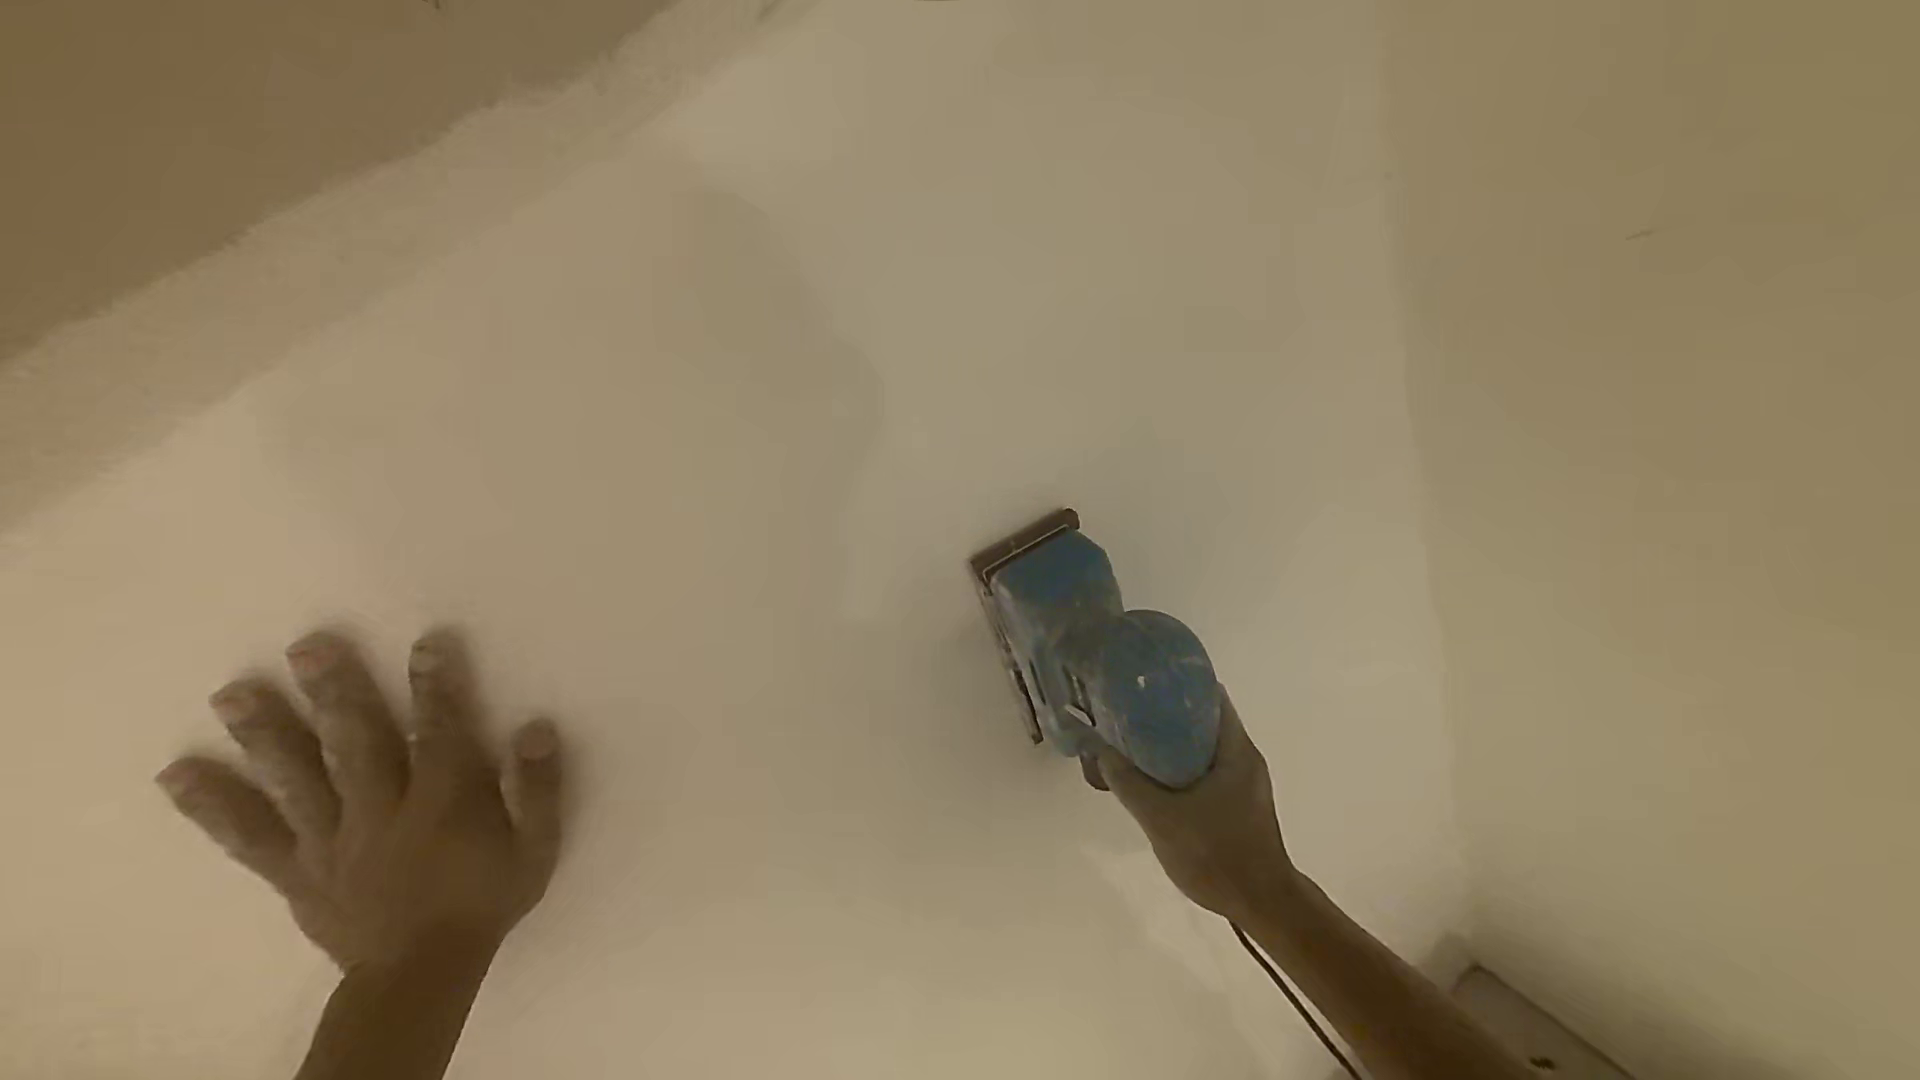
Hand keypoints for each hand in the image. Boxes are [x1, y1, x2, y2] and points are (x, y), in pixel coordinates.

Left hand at [157, 630, 563, 970]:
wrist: (421, 972)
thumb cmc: (487, 898)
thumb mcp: (537, 845)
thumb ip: (538, 788)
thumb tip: (535, 729)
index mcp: (442, 803)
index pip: (439, 732)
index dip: (436, 686)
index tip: (426, 644)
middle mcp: (380, 811)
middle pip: (356, 744)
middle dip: (336, 693)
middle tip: (309, 647)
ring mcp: (330, 840)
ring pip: (296, 780)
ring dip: (266, 733)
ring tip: (234, 692)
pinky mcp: (295, 869)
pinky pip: (248, 836)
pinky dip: (212, 805)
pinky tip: (179, 774)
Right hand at [1093, 692, 1296, 920]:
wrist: (1262, 905)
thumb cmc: (1216, 855)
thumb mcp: (1161, 818)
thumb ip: (1128, 783)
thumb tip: (1100, 751)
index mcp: (1235, 750)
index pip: (1212, 696)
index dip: (1179, 683)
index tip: (1146, 682)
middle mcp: (1244, 757)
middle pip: (1205, 718)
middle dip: (1168, 711)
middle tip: (1130, 709)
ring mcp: (1244, 781)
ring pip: (1204, 745)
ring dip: (1172, 739)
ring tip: (1135, 737)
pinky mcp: (1239, 801)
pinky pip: (1206, 768)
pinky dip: (1181, 763)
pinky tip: (1154, 774)